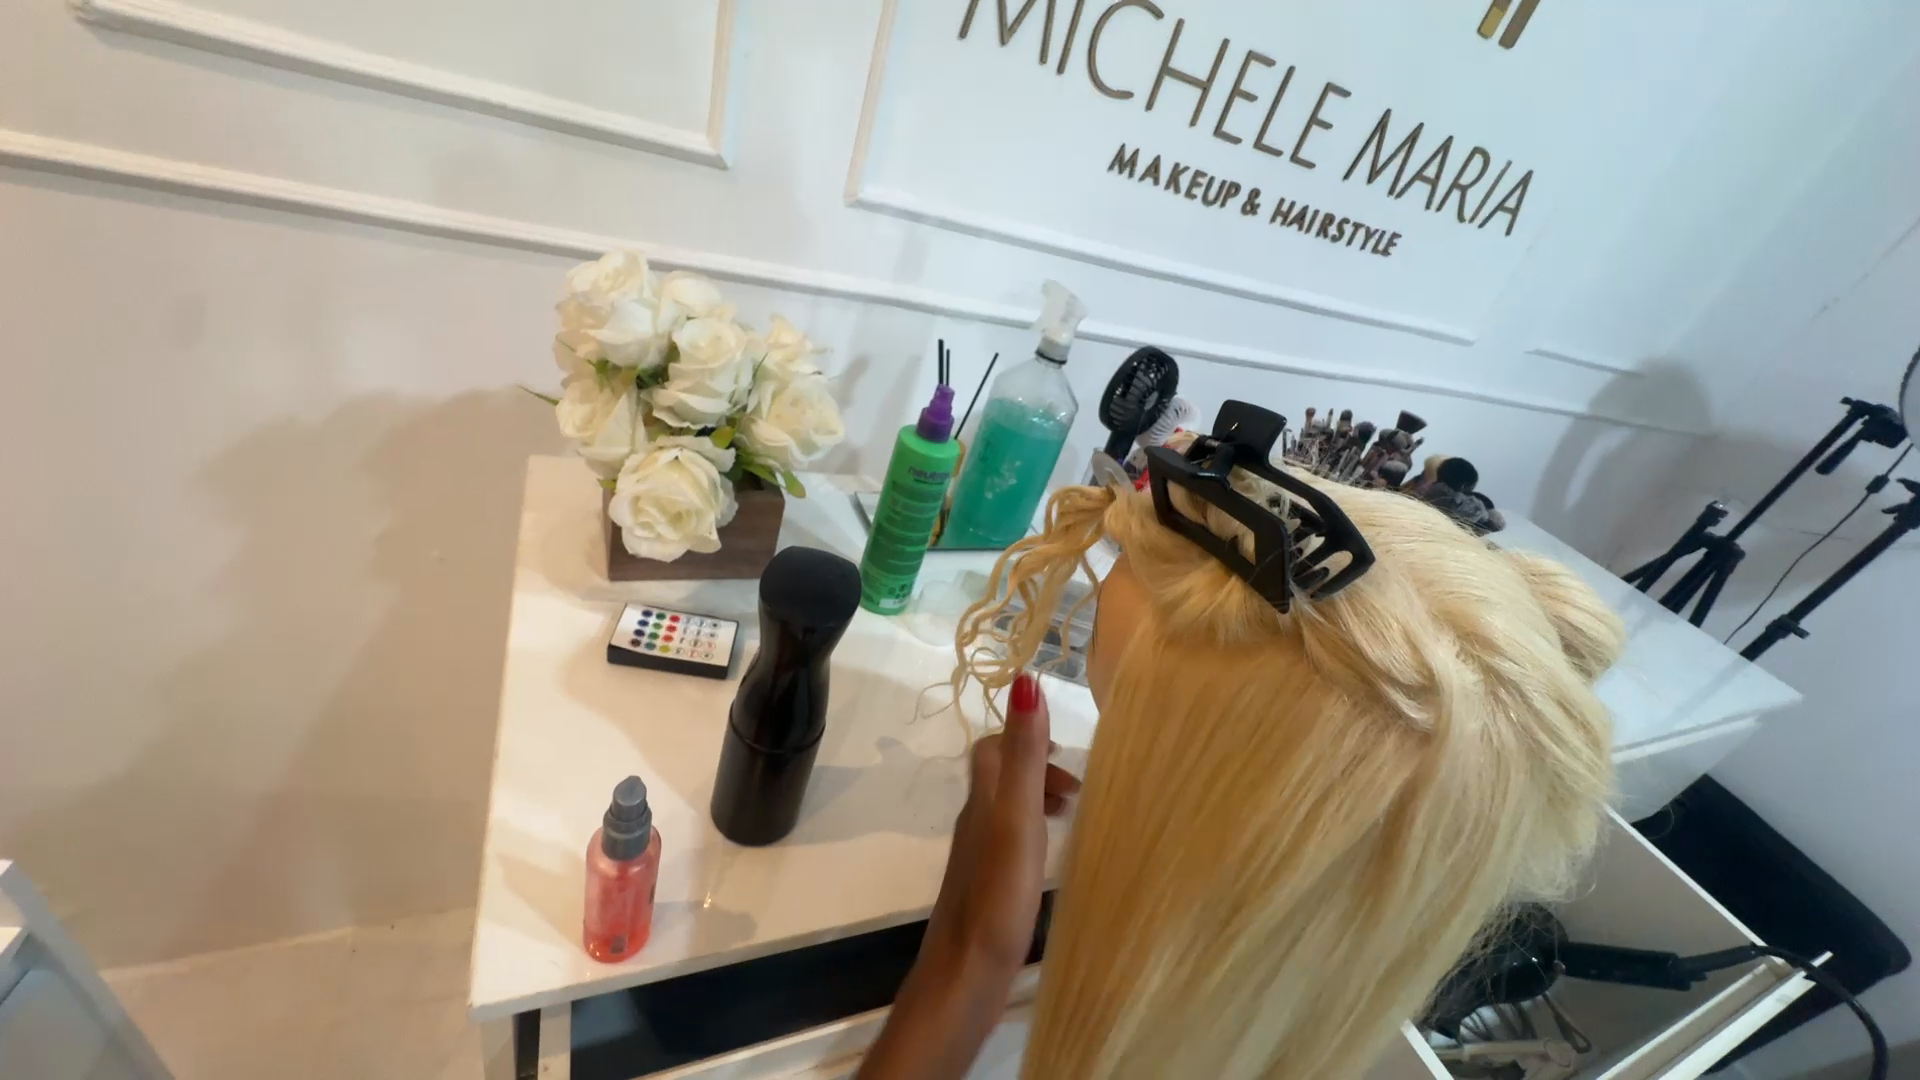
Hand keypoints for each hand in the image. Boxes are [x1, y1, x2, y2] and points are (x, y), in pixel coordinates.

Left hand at [925, 672, 1082, 978]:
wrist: (963, 976)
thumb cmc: (998, 893)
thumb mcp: (1018, 817)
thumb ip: (1023, 754)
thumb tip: (1024, 680)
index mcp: (983, 800)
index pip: (993, 747)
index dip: (1023, 736)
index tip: (1063, 750)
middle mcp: (975, 820)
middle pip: (1001, 775)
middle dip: (1038, 768)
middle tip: (1076, 788)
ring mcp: (976, 856)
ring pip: (1005, 808)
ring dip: (1036, 799)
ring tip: (1071, 814)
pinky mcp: (984, 887)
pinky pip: (1008, 840)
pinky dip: (1032, 832)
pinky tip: (1048, 858)